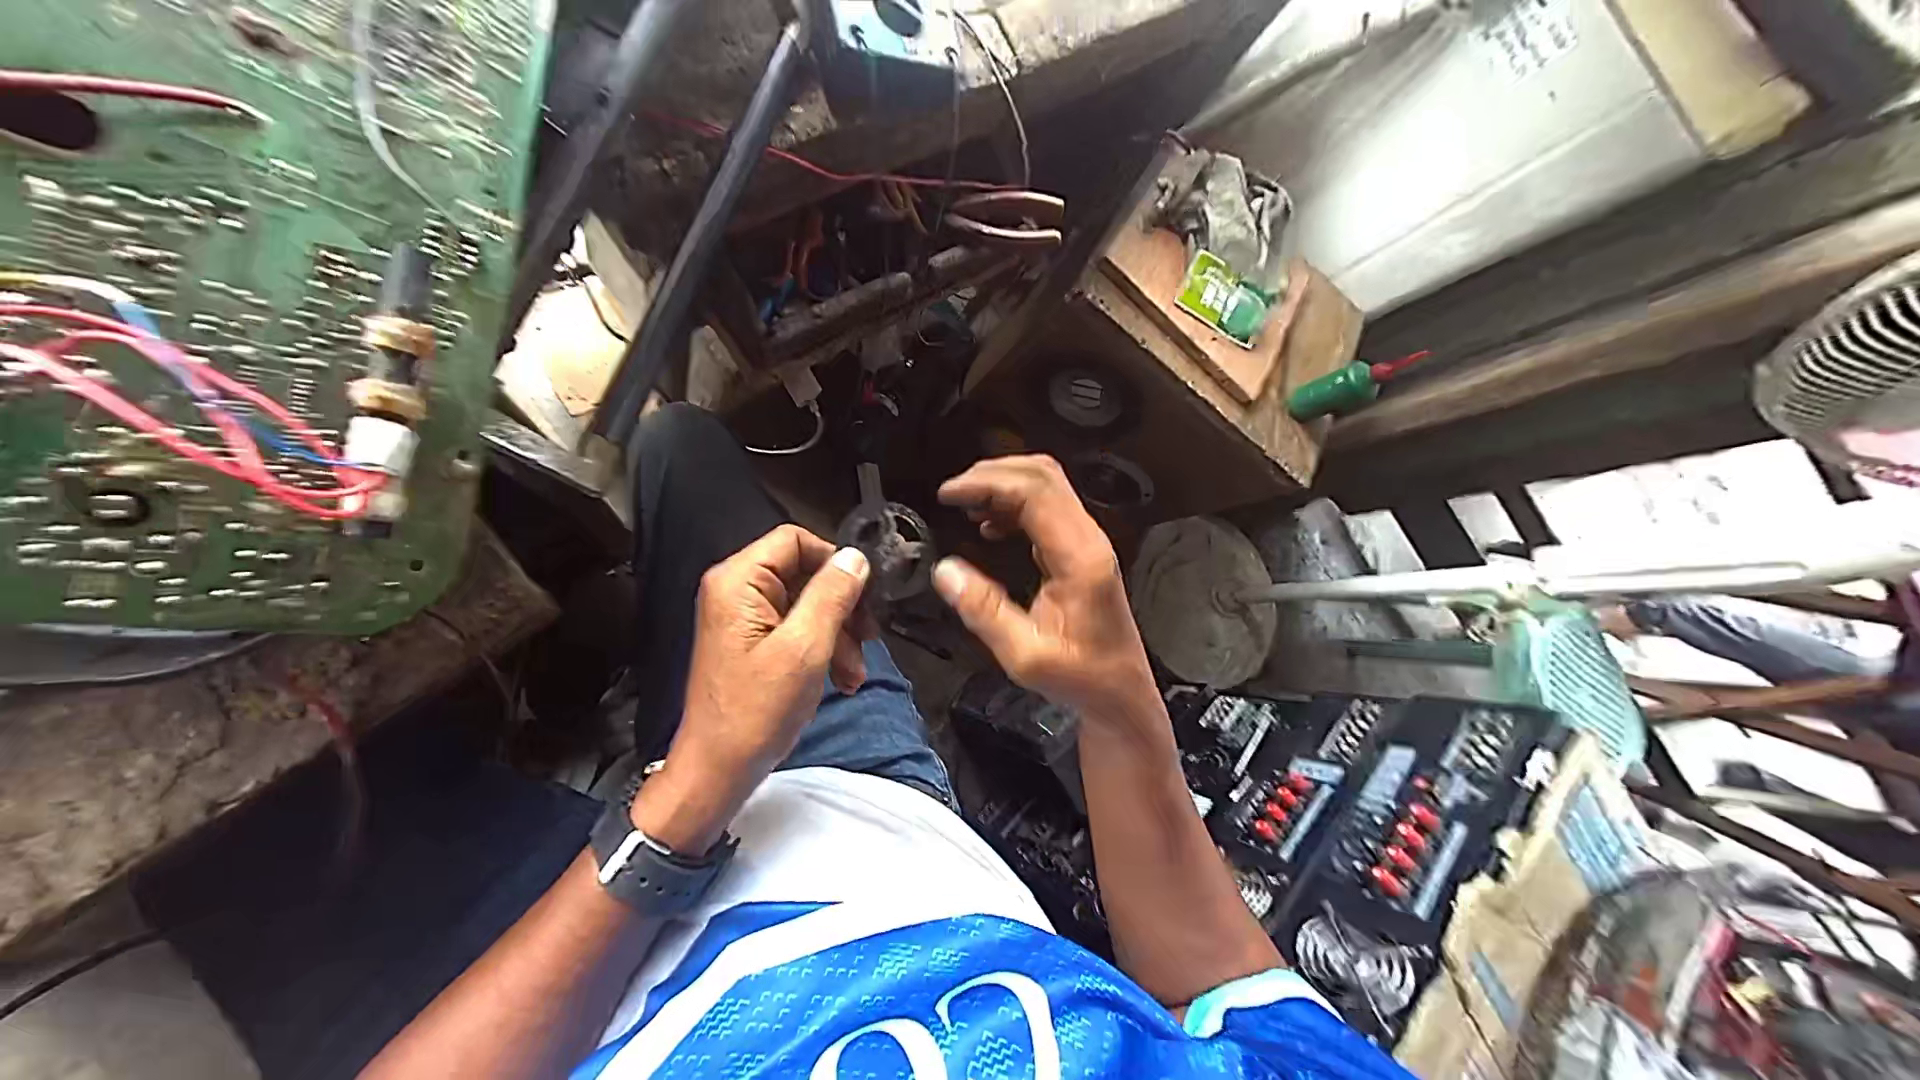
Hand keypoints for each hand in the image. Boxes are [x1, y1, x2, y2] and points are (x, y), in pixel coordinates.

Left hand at [634, 525, 871, 852]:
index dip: (834, 561)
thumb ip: (832, 595)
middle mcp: (737, 592)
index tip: (863, 595)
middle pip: (805, 573)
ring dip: (839, 635)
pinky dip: (824, 650)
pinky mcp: (754, 644)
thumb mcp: (805, 648)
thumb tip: (855, 557)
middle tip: (868, 638)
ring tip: (854, 672)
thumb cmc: (756, 711)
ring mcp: (745, 619)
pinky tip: (842, 679)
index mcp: (739, 582)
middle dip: (842, 607)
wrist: (718, 772)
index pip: (795, 541)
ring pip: (808, 604)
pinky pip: (798, 630)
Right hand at [932, 455, 1156, 722]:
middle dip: (992, 474)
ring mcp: (1087, 542)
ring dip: (1002, 486)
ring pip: (1046, 486)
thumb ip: (984, 611)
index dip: (986, 483)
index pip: (1034, 492)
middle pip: (1042, 475)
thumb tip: (945, 572)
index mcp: (1079, 558)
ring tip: (965, 504)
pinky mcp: (1080, 550)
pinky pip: (1046, 508)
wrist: (1120, 692)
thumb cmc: (1081, 677)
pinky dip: (1013, 504)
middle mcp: (1088, 540)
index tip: (949, 494)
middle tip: (953, 493)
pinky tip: (990, 524)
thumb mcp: (1025, 656)